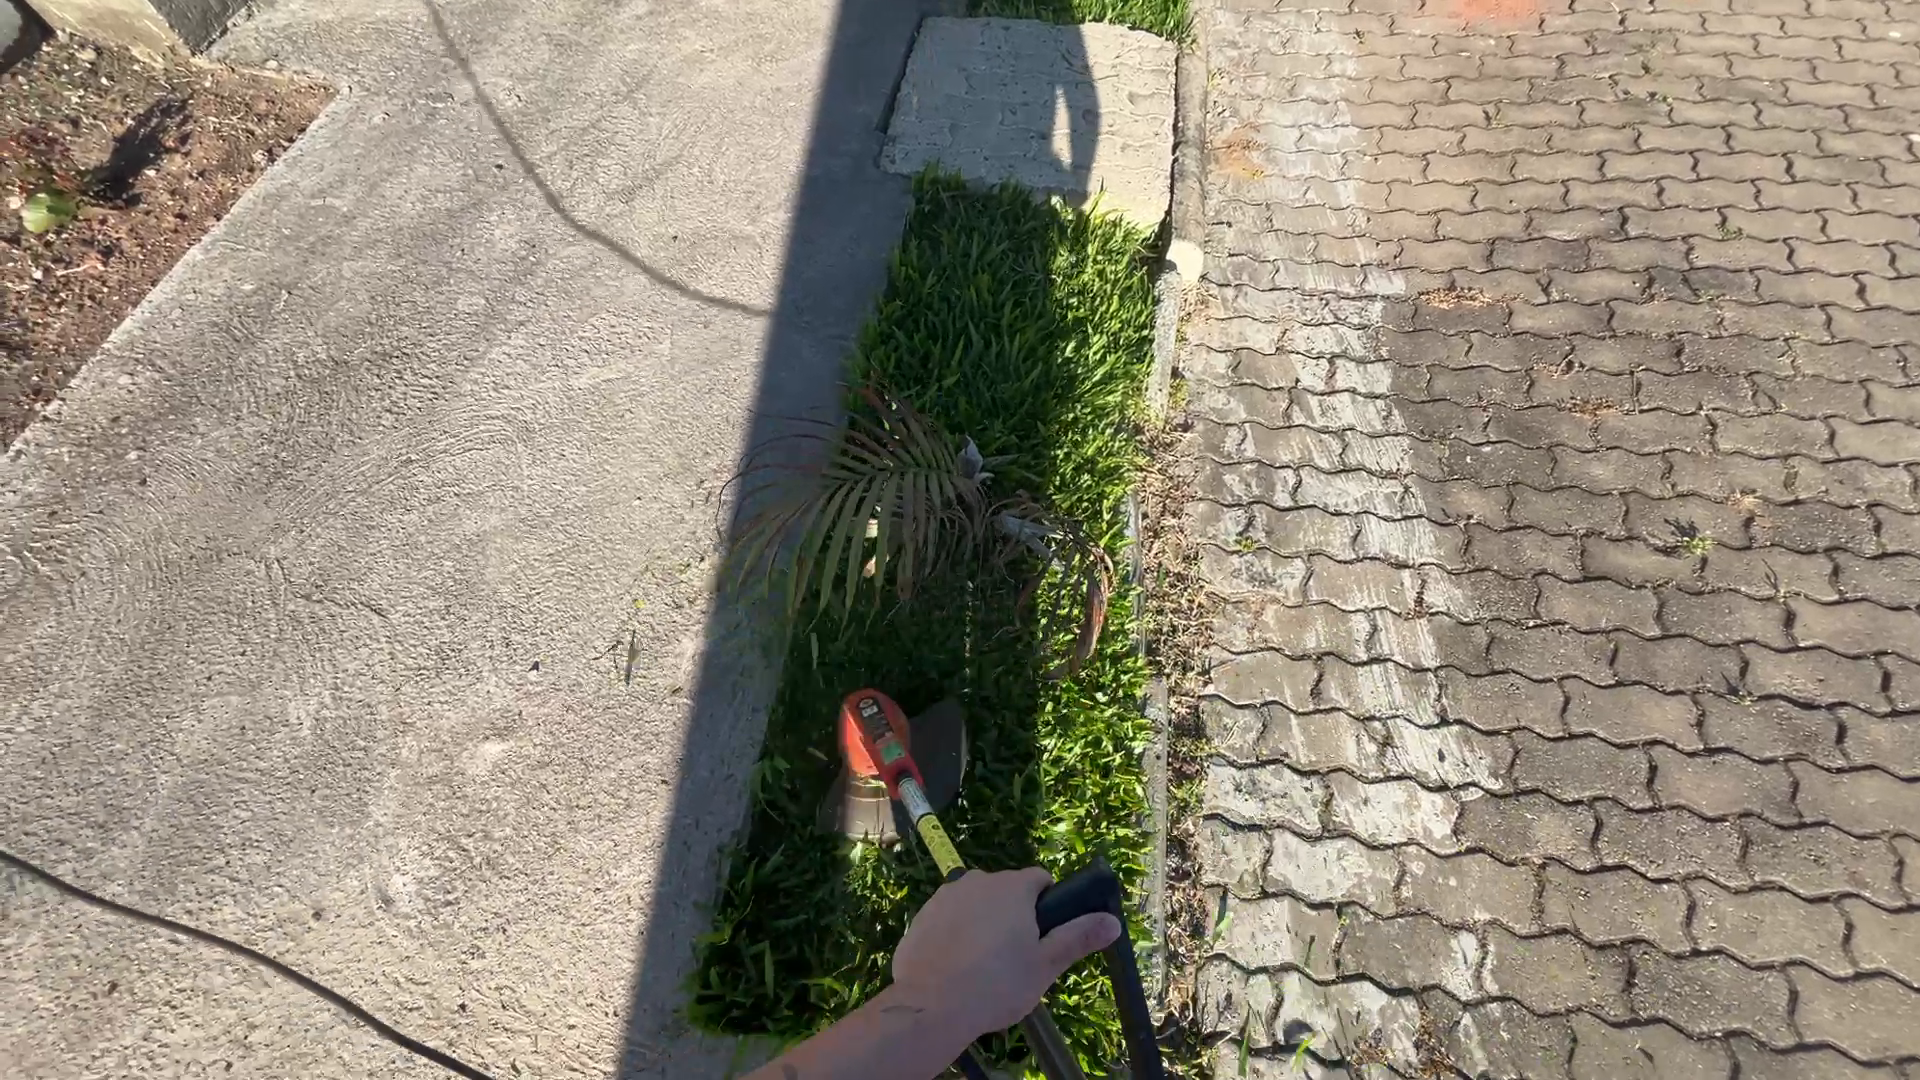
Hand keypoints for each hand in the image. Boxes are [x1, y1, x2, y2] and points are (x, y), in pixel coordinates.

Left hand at [890, 867, 1122, 1035]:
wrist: (931, 1004)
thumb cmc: (997, 983)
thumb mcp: (1045, 965)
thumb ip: (1077, 938)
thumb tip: (1112, 921)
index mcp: (1013, 887)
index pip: (1040, 878)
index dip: (1047, 904)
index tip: (1043, 936)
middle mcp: (980, 879)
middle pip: (1007, 890)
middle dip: (1015, 915)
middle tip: (1017, 958)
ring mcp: (948, 893)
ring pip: (977, 902)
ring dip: (984, 922)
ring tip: (984, 967)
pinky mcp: (924, 912)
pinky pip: (950, 916)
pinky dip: (957, 932)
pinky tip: (956, 966)